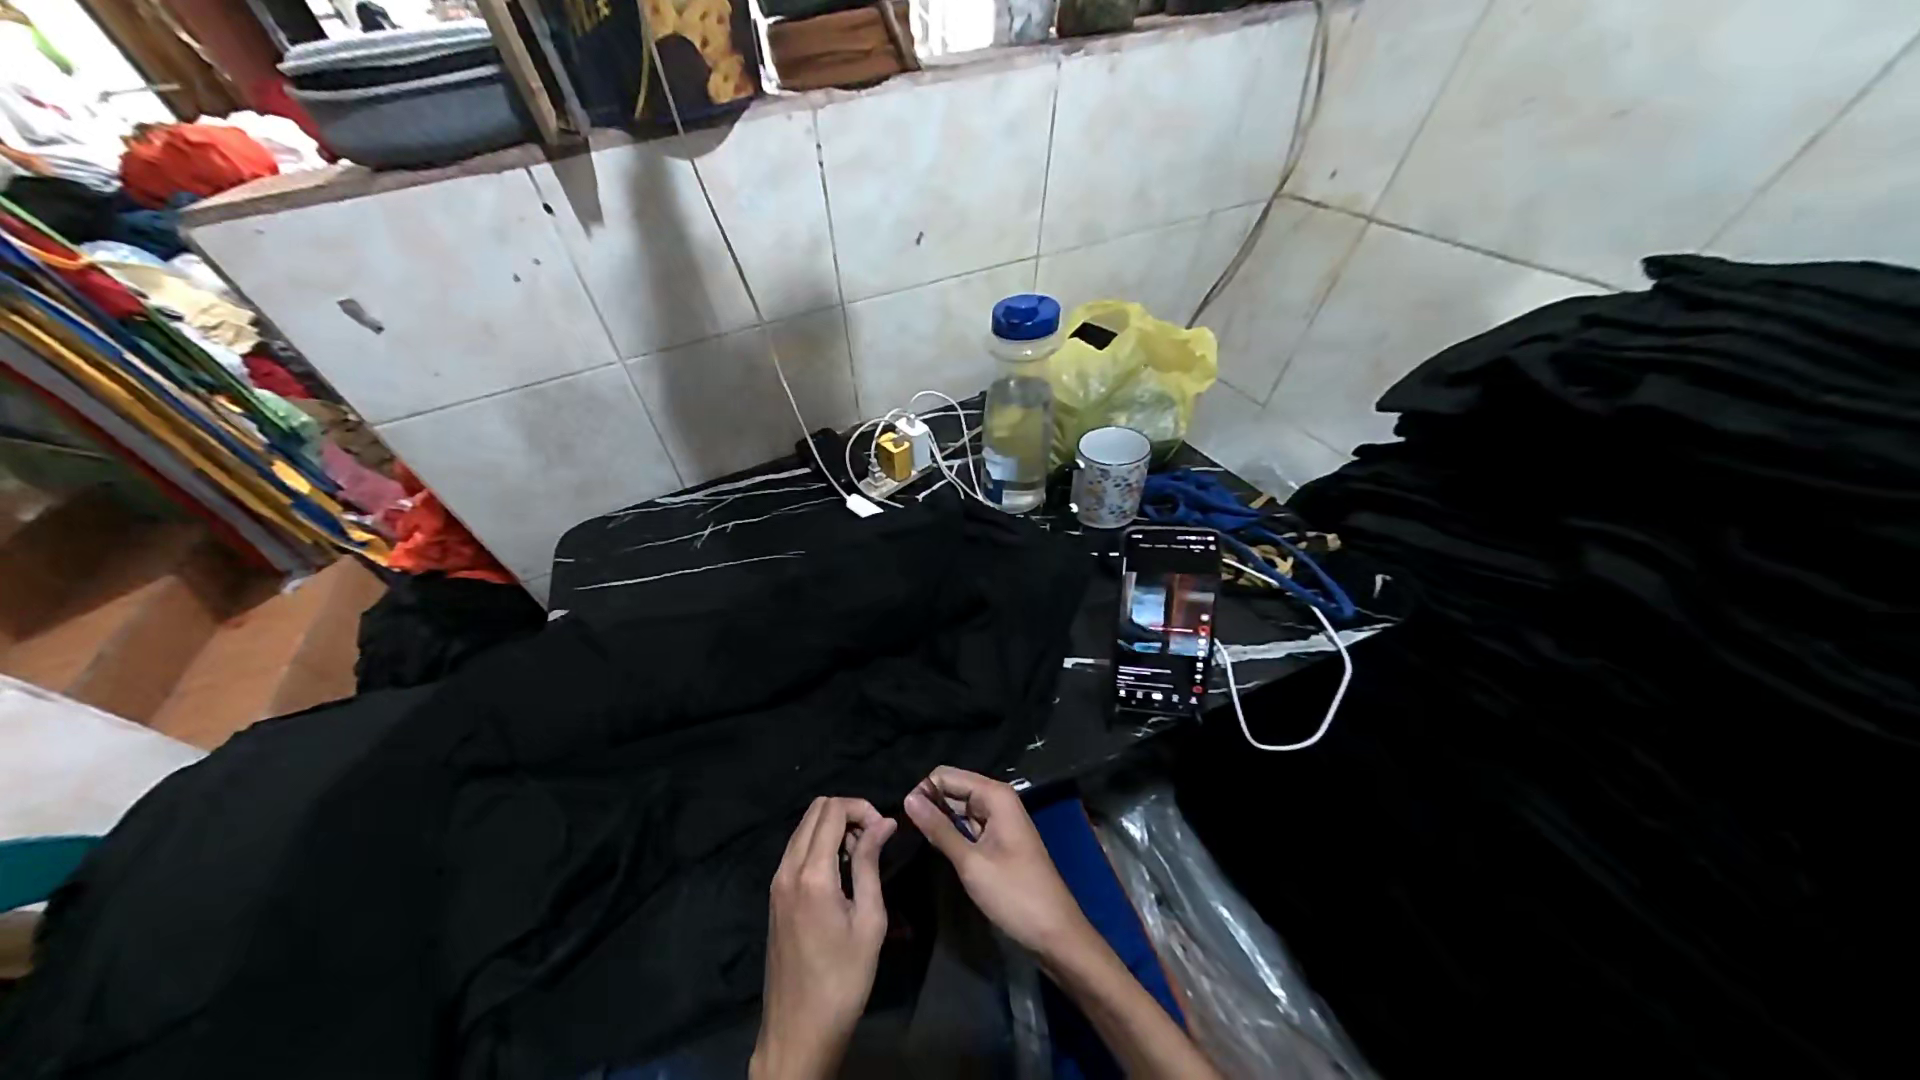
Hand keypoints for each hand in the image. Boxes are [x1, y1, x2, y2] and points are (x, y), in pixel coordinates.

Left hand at [752, 797, 897, 1079]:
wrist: (798, 1029)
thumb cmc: (843, 979)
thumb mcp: (869, 921)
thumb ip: (870, 863)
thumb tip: (884, 822)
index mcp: (811, 874)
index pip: (833, 809)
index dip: (863, 808)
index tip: (884, 831)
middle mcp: (787, 869)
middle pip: (815, 809)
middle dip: (848, 812)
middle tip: (873, 839)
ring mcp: (776, 881)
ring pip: (804, 827)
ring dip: (833, 827)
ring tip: (860, 857)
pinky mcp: (775, 894)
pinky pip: (797, 849)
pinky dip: (820, 844)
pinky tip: (840, 872)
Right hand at [903, 767, 1094, 962]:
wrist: (1055, 932)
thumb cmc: (1014, 894)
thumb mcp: (971, 862)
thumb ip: (939, 828)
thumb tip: (908, 799)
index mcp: (995, 795)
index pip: (946, 775)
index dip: (923, 790)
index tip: (900, 814)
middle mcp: (997, 800)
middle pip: (952, 788)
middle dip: (928, 802)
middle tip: (900, 826)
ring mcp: (998, 820)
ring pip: (958, 808)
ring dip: (937, 818)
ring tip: (910, 834)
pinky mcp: (997, 840)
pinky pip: (967, 825)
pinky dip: (951, 831)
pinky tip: (932, 843)